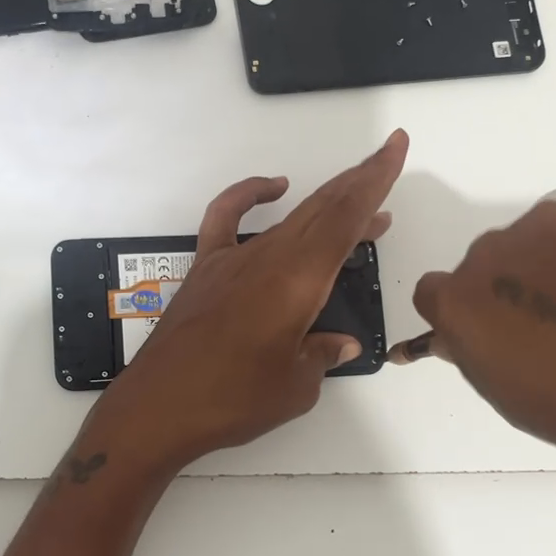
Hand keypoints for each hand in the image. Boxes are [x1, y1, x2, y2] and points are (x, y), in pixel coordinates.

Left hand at [90, 131, 406, 469]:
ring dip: (325, 209)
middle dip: (359, 185)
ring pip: (287, 218)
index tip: (395, 148)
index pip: (345, 217)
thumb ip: (322, 356)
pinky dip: (248, 195)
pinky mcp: (204, 270)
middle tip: (388, 167)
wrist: (159, 407)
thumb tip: (340, 344)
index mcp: (299, 280)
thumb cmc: (234, 400)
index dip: (374, 180)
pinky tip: (271, 189)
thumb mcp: (297, 386)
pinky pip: (226, 218)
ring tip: (360, 212)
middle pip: (320, 209)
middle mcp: (268, 258)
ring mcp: (232, 260)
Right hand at [405, 195, 555, 465]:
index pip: (435, 295)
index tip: (495, 338)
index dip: (463, 316)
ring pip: (535, 242)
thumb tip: (469, 335)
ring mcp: (551, 222)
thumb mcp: (521, 401)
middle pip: (485, 266)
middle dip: (509, 291)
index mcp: (462, 304)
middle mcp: (494, 253)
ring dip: (553, 266)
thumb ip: (481, 356)